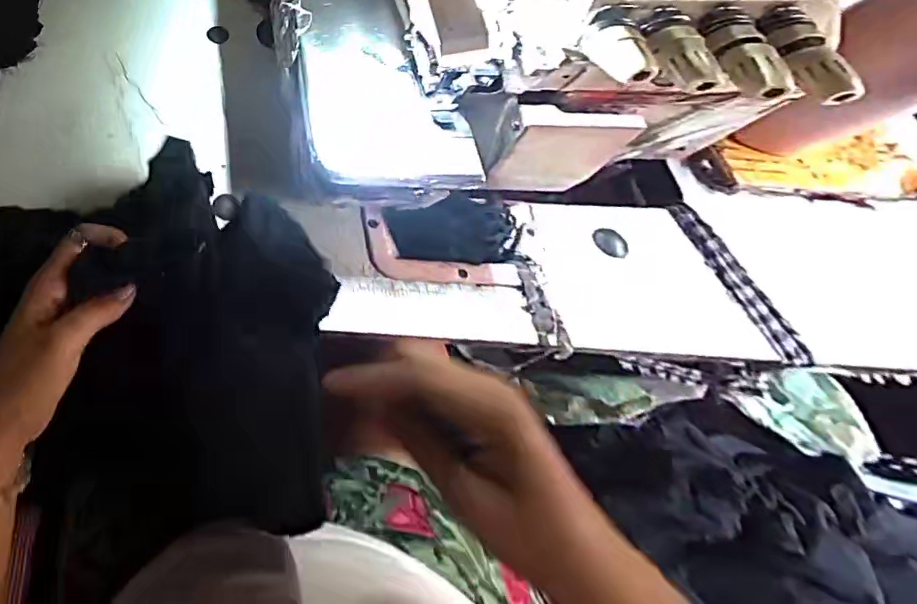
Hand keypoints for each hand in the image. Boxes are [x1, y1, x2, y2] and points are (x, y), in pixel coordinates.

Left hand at [0, 225, 135, 491]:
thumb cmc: (26, 381)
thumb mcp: (63, 342)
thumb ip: (96, 310)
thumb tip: (130, 285)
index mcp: (44, 286)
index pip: (74, 242)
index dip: (101, 235)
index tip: (131, 246)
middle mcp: (48, 294)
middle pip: (81, 259)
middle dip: (110, 255)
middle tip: (144, 264)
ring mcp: (52, 316)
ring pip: (85, 284)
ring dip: (110, 279)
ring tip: (142, 282)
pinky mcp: (58, 337)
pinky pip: (85, 307)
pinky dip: (105, 303)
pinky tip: (124, 312)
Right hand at [325, 346, 679, 601]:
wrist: (586, 559)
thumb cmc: (535, 538)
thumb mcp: (468, 497)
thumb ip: (421, 442)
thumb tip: (373, 403)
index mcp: (494, 404)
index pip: (417, 373)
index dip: (369, 376)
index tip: (330, 384)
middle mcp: (491, 385)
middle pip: (418, 357)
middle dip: (374, 368)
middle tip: (334, 388)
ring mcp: (488, 391)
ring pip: (422, 365)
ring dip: (385, 378)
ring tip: (348, 396)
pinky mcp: (483, 404)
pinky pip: (433, 384)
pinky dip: (403, 391)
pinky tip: (379, 407)